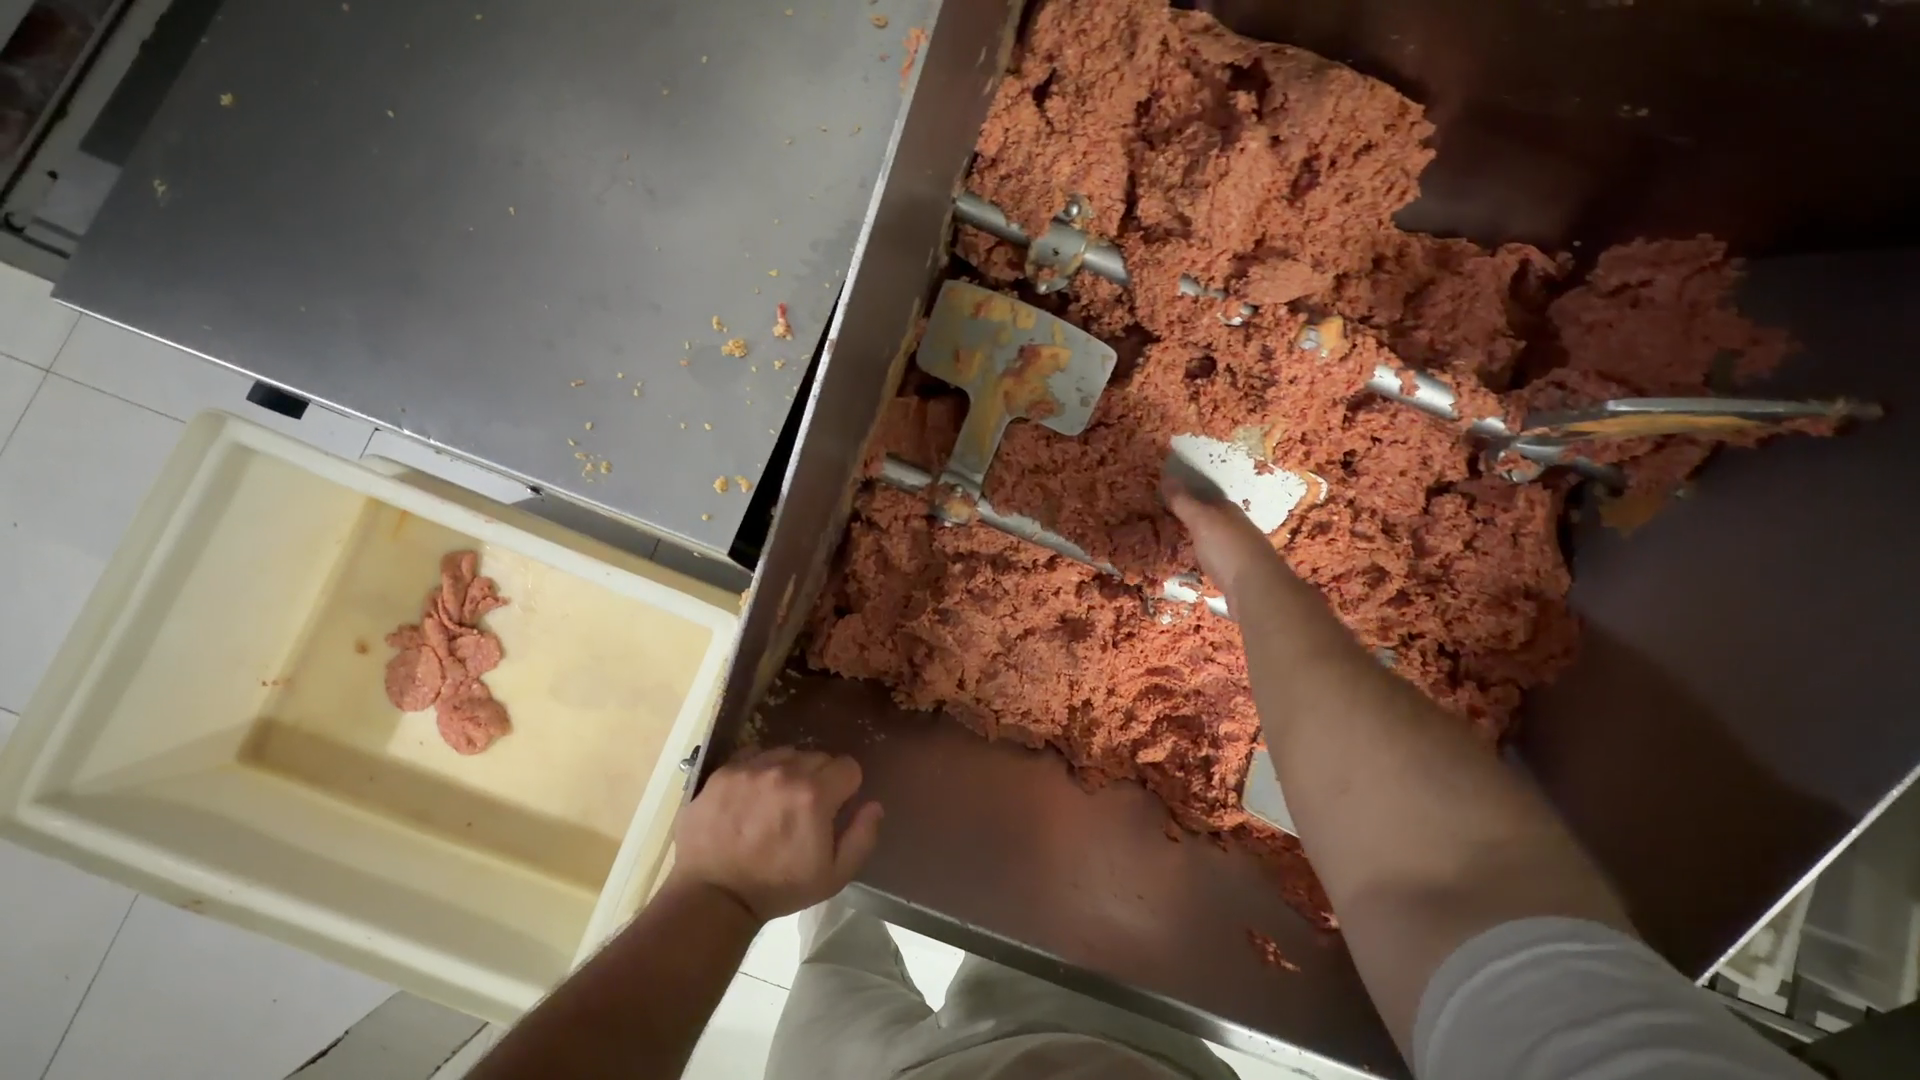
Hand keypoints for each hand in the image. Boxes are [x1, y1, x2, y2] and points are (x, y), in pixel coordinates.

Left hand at [668, 748, 883, 923]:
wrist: (712, 895)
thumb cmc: (777, 888)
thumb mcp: (833, 876)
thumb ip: (862, 837)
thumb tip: (873, 805)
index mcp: (815, 795)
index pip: (848, 767)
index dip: (846, 789)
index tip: (834, 809)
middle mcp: (785, 772)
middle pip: (818, 757)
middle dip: (819, 779)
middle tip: (805, 809)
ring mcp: (751, 769)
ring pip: (786, 753)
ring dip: (789, 771)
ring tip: (777, 800)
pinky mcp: (723, 772)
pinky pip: (753, 755)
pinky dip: (760, 769)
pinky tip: (753, 794)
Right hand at [1161, 466, 1286, 599]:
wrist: (1257, 591)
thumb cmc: (1227, 549)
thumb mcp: (1201, 521)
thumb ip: (1183, 502)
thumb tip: (1166, 476)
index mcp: (1228, 511)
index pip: (1203, 497)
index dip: (1184, 497)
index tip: (1161, 500)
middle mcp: (1235, 527)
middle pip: (1209, 519)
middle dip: (1189, 519)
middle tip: (1161, 523)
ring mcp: (1237, 551)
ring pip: (1212, 540)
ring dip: (1196, 540)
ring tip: (1173, 544)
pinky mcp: (1236, 574)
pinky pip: (1214, 560)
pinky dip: (1202, 559)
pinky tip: (1192, 565)